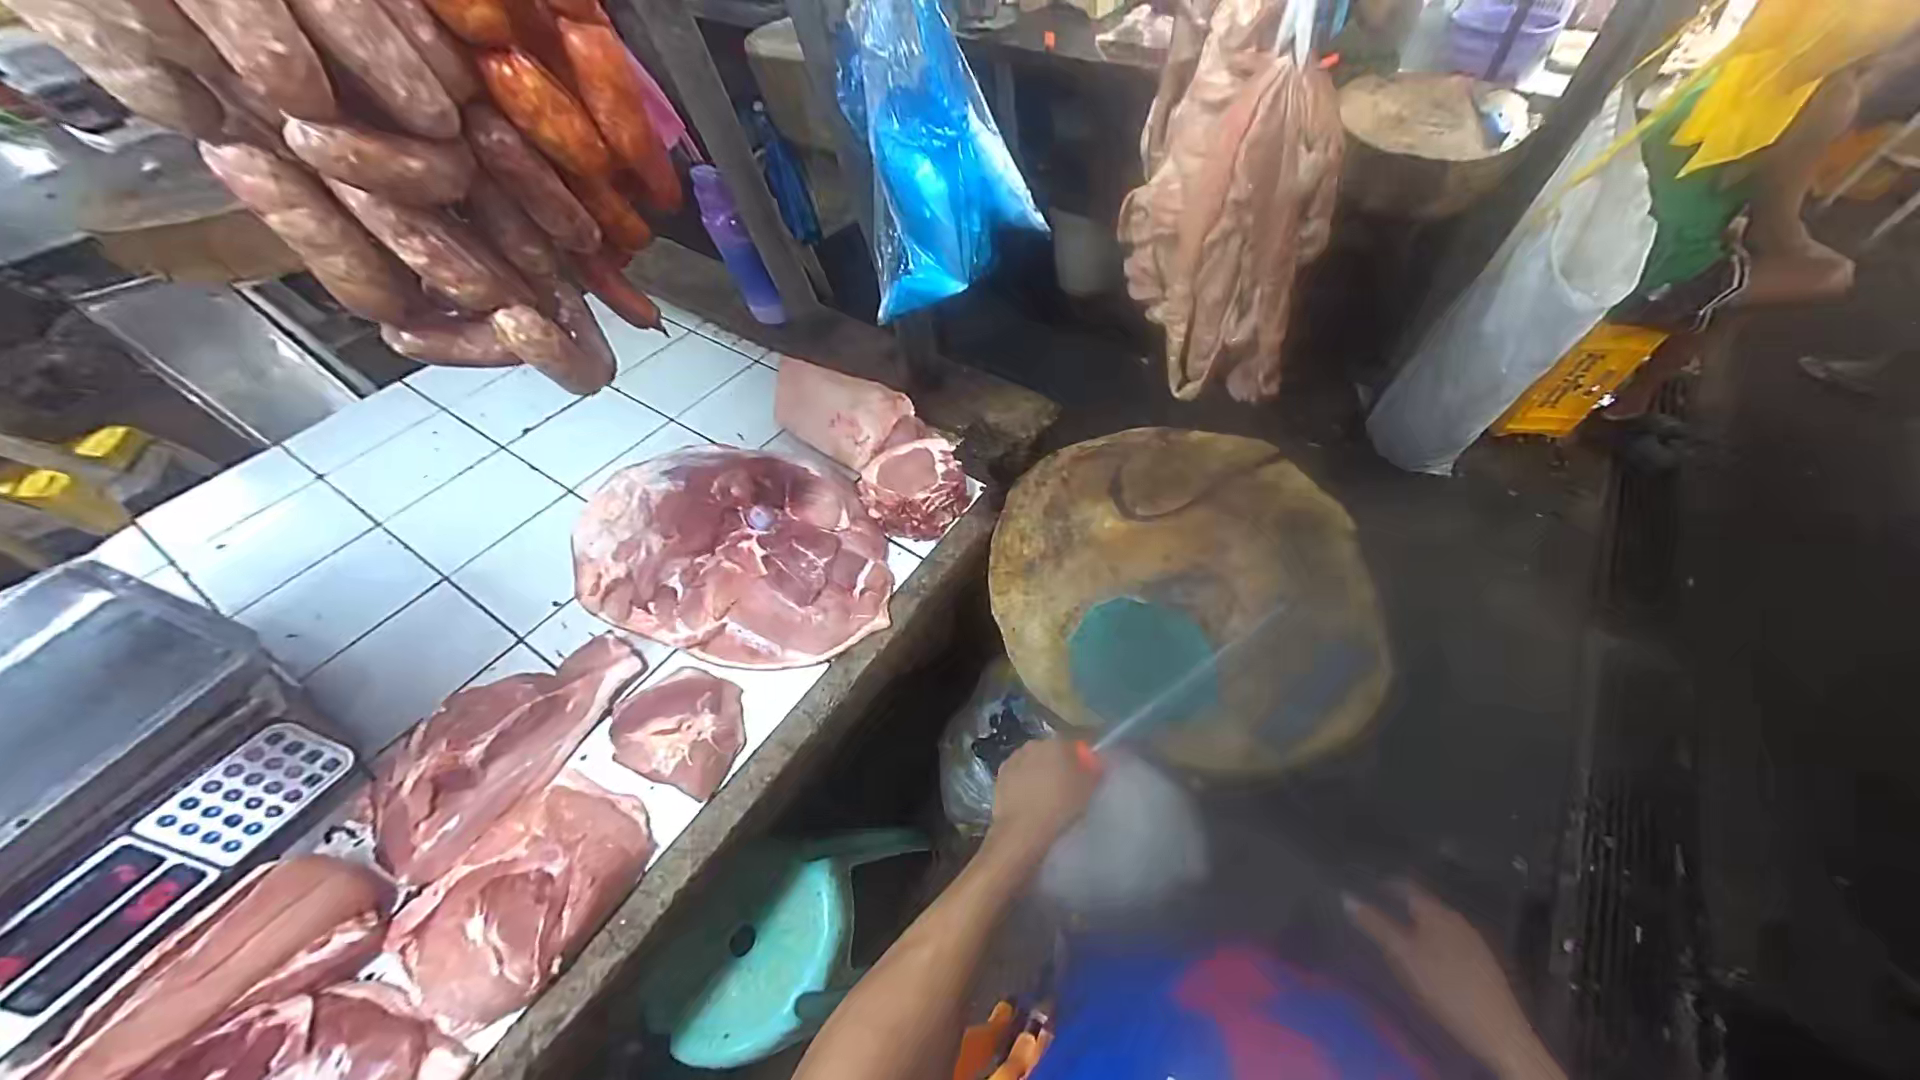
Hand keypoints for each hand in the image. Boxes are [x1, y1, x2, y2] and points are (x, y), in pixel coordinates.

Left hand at [984, 739, 1099, 864]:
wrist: (1022, 830)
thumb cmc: (1060, 808)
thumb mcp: (1088, 790)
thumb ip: (1094, 770)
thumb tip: (1097, 760)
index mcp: (1057, 743)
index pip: (1074, 744)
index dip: (1081, 759)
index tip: (1087, 774)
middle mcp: (1034, 744)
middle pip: (1051, 750)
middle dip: (1059, 763)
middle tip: (1068, 786)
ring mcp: (1014, 758)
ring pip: (1033, 761)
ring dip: (1040, 772)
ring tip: (1047, 795)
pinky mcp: (1000, 775)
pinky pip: (1018, 774)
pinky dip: (1024, 782)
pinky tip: (1029, 800)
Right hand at [1345, 883, 1565, 1079]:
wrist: (1500, 1034)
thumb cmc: (1444, 986)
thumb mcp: (1402, 954)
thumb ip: (1374, 923)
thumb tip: (1346, 896)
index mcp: (1437, 912)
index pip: (1406, 885)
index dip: (1384, 883)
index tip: (1365, 886)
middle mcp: (1457, 920)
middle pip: (1422, 903)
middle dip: (1399, 904)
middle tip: (1376, 911)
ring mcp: (1474, 942)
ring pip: (1436, 922)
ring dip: (1416, 923)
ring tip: (1397, 934)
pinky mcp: (1484, 964)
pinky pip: (1449, 939)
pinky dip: (1431, 939)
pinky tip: (1426, 957)